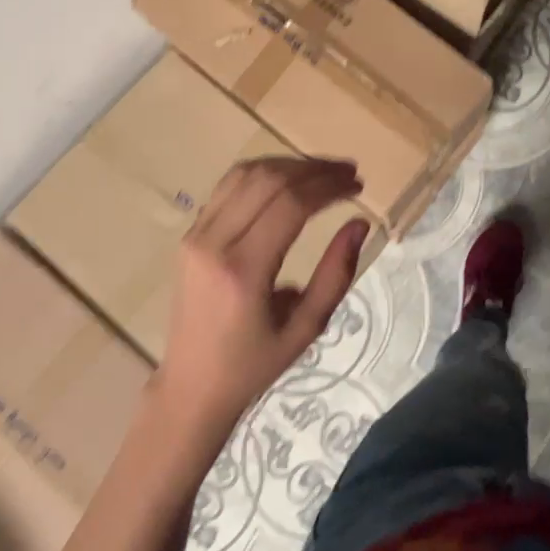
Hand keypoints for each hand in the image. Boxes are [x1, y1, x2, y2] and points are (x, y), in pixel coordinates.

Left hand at [155, 157, 371, 431]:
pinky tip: (289, 180)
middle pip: (268, 180)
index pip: (290, 205)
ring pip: (245, 174)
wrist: (191, 386)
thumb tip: (359, 223)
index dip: (328, 186)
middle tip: (348, 172)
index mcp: (243, 271)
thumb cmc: (253, 365)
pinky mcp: (190, 234)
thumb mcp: (306, 330)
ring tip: (323, 171)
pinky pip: (228, 188)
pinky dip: (262, 174)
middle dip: (313, 169)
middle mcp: (214, 243)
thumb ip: (335, 274)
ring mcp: (196, 235)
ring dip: (288, 164)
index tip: (358, 185)